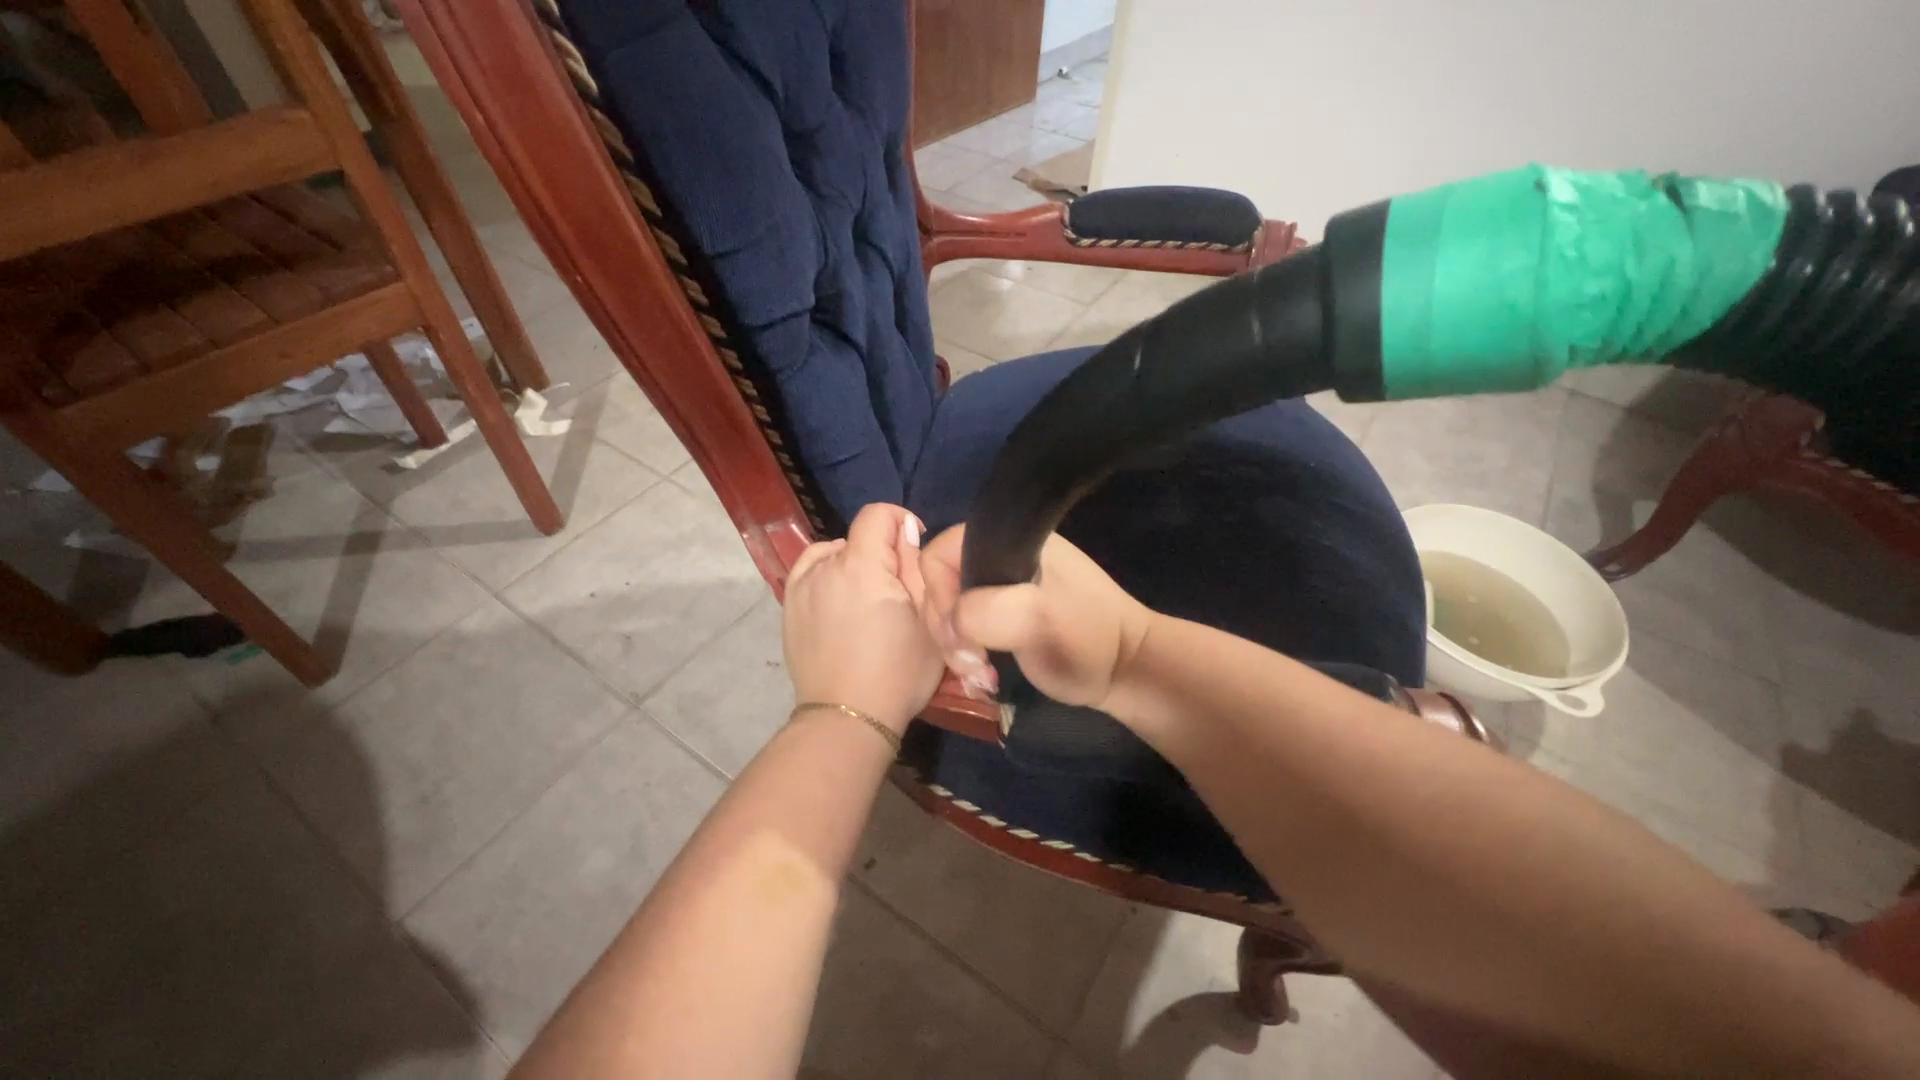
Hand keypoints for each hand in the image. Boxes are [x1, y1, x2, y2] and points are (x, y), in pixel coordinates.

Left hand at [782, 504, 943, 732]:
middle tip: (898, 590)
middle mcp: (824, 567)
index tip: (915, 550)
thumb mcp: (929, 620)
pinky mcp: (789, 607)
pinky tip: (841, 603)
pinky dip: (828, 577)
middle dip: (881, 553)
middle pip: (857, 538)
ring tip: (868, 599)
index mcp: (861, 565)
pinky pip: (811, 573)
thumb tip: (906, 530)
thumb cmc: (899, 672)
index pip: (877, 514)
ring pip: (832, 554)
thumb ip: (918, 567)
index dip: (901, 523)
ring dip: (853, 565)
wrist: (847, 717)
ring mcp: (801, 587)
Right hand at [916, 526, 1155, 716]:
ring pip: (951, 614)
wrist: (1126, 670)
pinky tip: (986, 677)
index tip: (962, 632)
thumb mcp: (1036, 618)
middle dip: (948, 631)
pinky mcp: (1005, 615)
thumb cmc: (1085, 637)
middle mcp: (998, 557)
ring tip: (983, 677)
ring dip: (957, 650)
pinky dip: (968, 656)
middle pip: (940, 588)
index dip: (940, 595)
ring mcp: (1002, 587)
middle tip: (974, 664)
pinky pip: (966, 630)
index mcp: (1004, 540)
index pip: (937, 554)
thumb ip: (984, 611)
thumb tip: (953, 622)